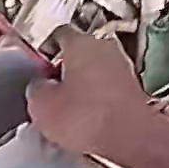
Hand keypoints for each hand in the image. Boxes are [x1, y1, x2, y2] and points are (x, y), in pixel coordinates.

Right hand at [26, 26, 158, 157]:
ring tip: (68, 108)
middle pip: (78, 51)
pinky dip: (97, 94)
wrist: (129, 134)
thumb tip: (40, 84)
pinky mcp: (132, 83)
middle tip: (50, 91)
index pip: (59, 34)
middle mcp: (104, 45)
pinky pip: (108, 83)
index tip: (37, 68)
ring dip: (82, 82)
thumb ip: (36, 88)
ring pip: (94, 67)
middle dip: (63, 68)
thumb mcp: (42, 105)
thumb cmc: (84, 115)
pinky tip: (88, 116)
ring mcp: (122, 63)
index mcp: (81, 42)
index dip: (45, 50)